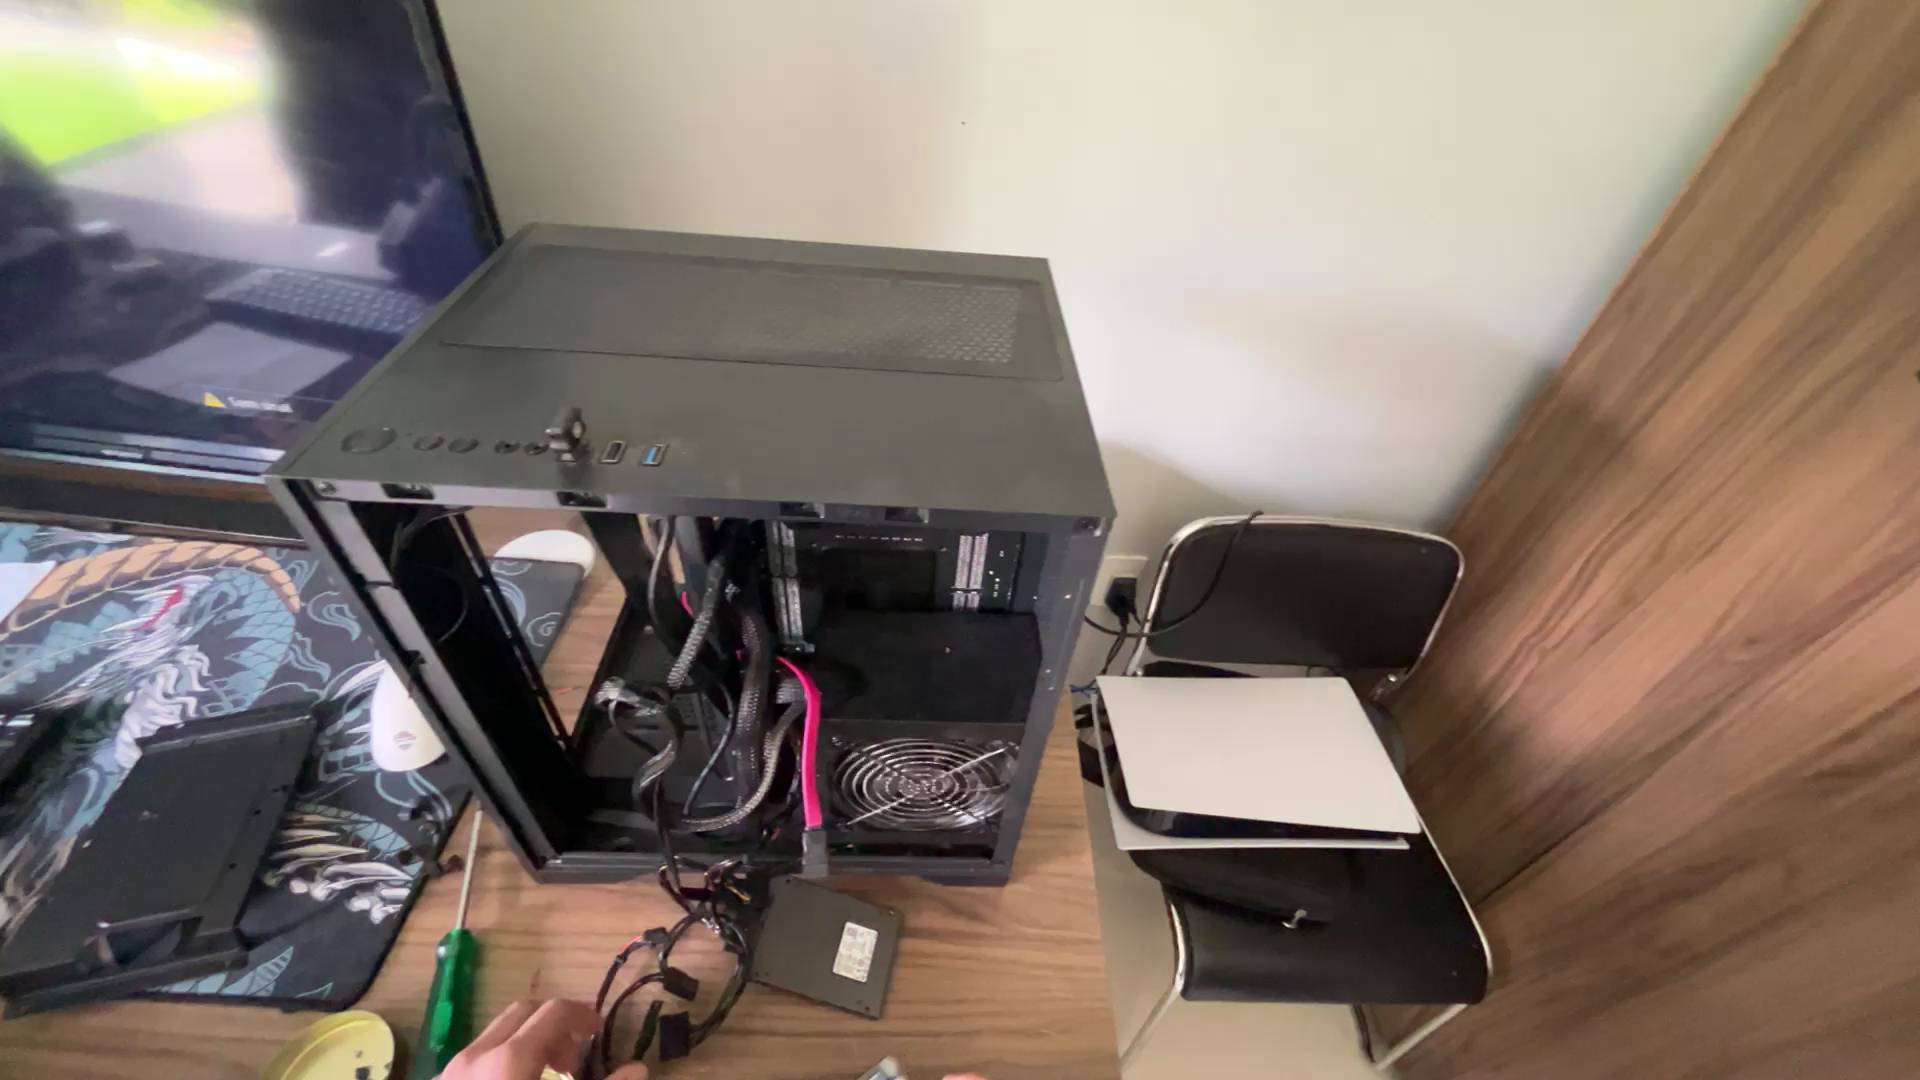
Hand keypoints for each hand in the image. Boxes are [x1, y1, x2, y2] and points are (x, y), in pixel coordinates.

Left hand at [435, 998, 643, 1079]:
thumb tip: (638, 1069)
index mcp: (509, 1059)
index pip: (555, 1011)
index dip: (584, 1015)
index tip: (599, 1035)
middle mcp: (475, 1058)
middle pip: (522, 1013)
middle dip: (553, 1026)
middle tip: (570, 1058)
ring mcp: (446, 1079)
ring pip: (492, 1040)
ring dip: (524, 1047)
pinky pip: (470, 1068)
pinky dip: (496, 1069)